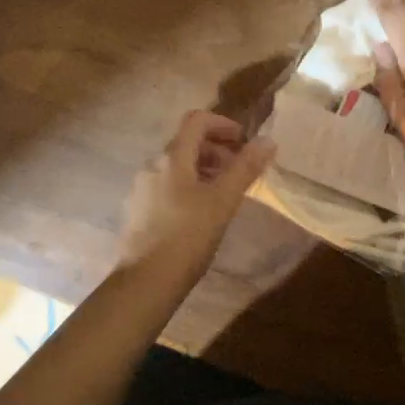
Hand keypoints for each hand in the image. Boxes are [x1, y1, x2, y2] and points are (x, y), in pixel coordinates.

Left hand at [117, 110, 274, 282]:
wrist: (144, 284)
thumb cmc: (187, 236)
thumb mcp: (222, 201)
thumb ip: (245, 168)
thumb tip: (268, 140)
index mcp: (171, 157)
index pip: (196, 120)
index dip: (222, 124)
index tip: (243, 142)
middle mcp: (151, 165)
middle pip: (186, 143)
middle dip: (215, 149)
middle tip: (238, 170)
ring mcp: (141, 189)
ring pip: (176, 167)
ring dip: (202, 169)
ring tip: (223, 193)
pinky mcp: (137, 212)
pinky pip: (165, 186)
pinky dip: (187, 187)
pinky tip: (199, 215)